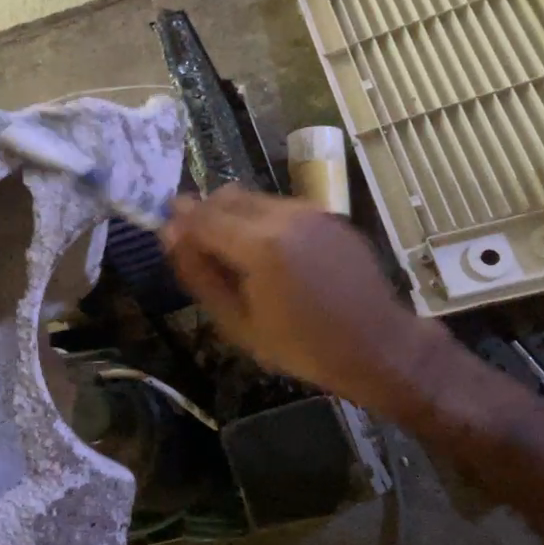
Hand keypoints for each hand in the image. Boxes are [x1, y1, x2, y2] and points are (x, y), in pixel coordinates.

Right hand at [160, 186, 451, 415]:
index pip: (202, 216)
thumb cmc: (303, 347)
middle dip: (204, 213)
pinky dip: (262, 219)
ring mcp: (310, 211)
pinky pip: (281, 207)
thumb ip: (200, 274)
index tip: (165, 229)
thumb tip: (170, 236)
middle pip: (226, 197)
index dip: (179, 220)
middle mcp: (284, 216)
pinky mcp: (328, 215)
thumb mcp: (238, 323)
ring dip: (233, 214)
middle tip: (195, 243)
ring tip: (232, 251)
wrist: (378, 346)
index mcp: (259, 245)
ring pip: (253, 198)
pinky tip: (268, 253)